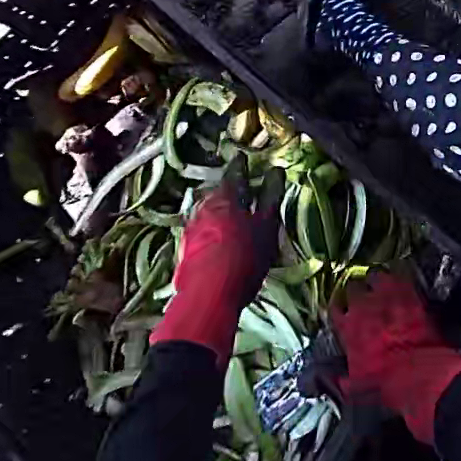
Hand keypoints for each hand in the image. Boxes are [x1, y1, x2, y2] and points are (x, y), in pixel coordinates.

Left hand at [152, 158, 280, 361]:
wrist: (206, 301)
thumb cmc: (242, 259)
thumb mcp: (266, 228)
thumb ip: (271, 198)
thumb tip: (276, 172)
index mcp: (224, 198)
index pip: (234, 173)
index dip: (242, 166)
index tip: (246, 159)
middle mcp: (203, 209)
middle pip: (219, 195)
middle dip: (231, 194)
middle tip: (245, 194)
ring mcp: (190, 231)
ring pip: (209, 214)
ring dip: (222, 215)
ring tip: (236, 222)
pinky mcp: (185, 253)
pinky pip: (203, 233)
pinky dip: (214, 233)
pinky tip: (223, 244)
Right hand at [330, 271, 460, 444]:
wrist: (421, 375)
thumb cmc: (388, 384)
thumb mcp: (358, 389)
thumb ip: (343, 379)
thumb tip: (340, 379)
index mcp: (348, 329)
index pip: (334, 309)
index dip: (339, 309)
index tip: (343, 311)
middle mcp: (364, 307)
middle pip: (353, 287)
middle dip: (357, 291)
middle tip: (363, 298)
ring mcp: (387, 297)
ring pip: (375, 275)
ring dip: (377, 280)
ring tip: (380, 285)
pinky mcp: (409, 293)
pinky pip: (400, 275)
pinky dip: (399, 277)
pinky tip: (400, 282)